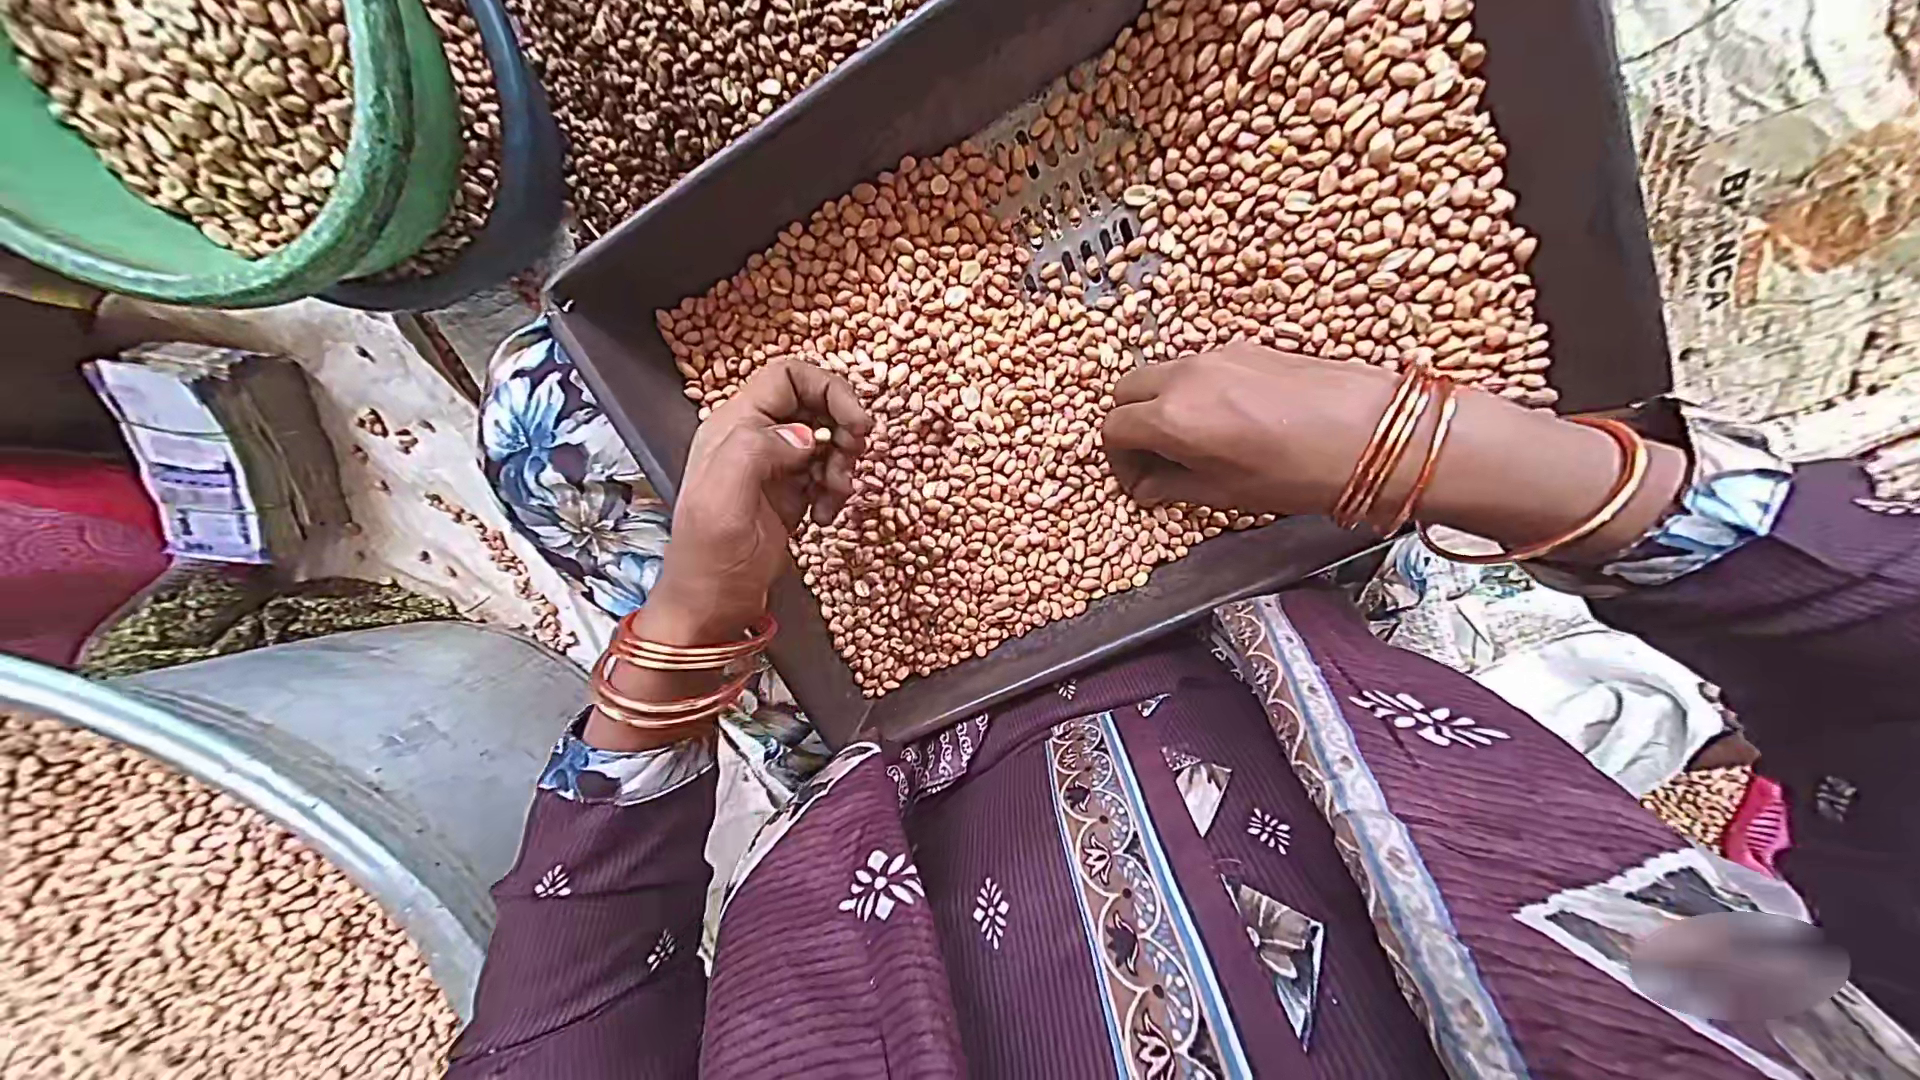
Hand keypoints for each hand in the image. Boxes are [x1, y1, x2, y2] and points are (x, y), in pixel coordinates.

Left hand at [647, 358, 872, 638]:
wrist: (711, 606)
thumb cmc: (709, 558)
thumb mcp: (722, 502)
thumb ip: (755, 452)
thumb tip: (804, 436)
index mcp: (735, 426)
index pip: (788, 376)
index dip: (829, 388)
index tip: (857, 422)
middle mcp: (757, 438)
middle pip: (815, 404)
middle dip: (844, 428)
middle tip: (853, 458)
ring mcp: (776, 466)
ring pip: (827, 439)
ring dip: (843, 464)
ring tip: (834, 497)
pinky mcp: (792, 492)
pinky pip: (827, 473)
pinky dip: (836, 490)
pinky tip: (825, 516)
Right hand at [1102, 344, 1401, 515]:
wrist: (1381, 433)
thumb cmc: (1299, 474)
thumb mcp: (1224, 492)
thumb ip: (1171, 486)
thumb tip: (1146, 486)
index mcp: (1171, 417)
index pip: (1113, 429)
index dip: (1117, 461)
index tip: (1137, 481)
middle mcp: (1184, 376)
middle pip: (1126, 391)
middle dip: (1128, 425)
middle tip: (1151, 457)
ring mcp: (1216, 354)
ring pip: (1159, 374)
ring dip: (1156, 405)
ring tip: (1186, 440)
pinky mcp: (1246, 346)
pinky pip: (1195, 366)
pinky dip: (1187, 391)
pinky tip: (1220, 419)